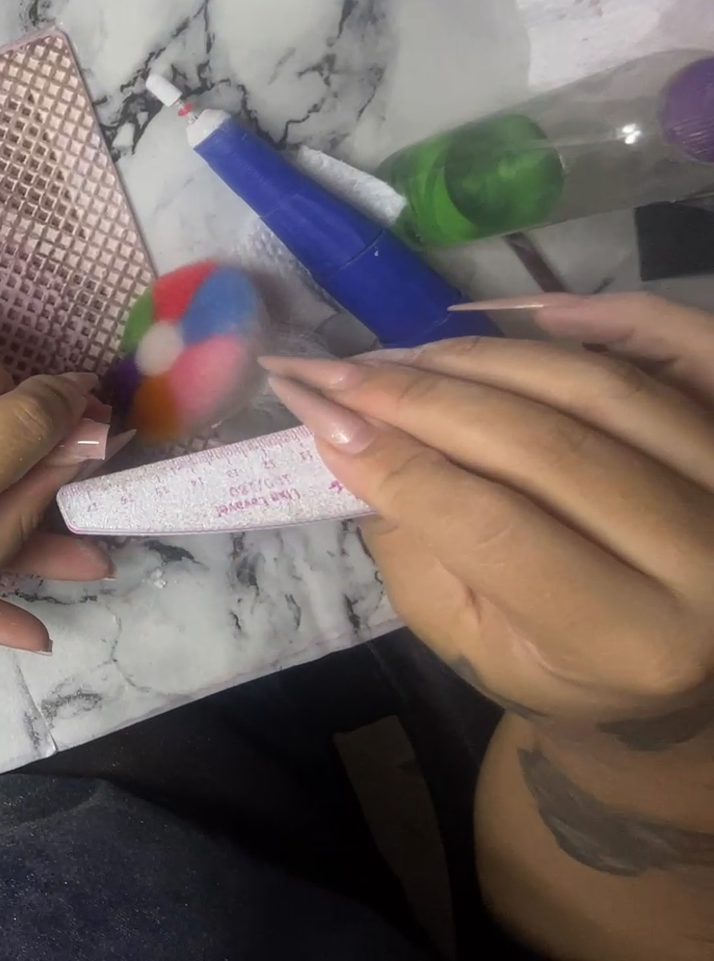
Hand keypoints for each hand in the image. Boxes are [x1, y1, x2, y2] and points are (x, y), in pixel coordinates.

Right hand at [261, 293, 713, 747]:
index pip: (480, 518)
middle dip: (408, 395)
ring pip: (599, 389)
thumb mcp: (449, 617)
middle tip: (328, 369)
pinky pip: (700, 353)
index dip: (381, 454)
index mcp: (621, 636)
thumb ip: (407, 527)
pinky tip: (539, 311)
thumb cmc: (536, 651)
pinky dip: (625, 317)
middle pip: (536, 443)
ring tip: (394, 357)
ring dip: (474, 357)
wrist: (666, 664)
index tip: (302, 404)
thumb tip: (339, 428)